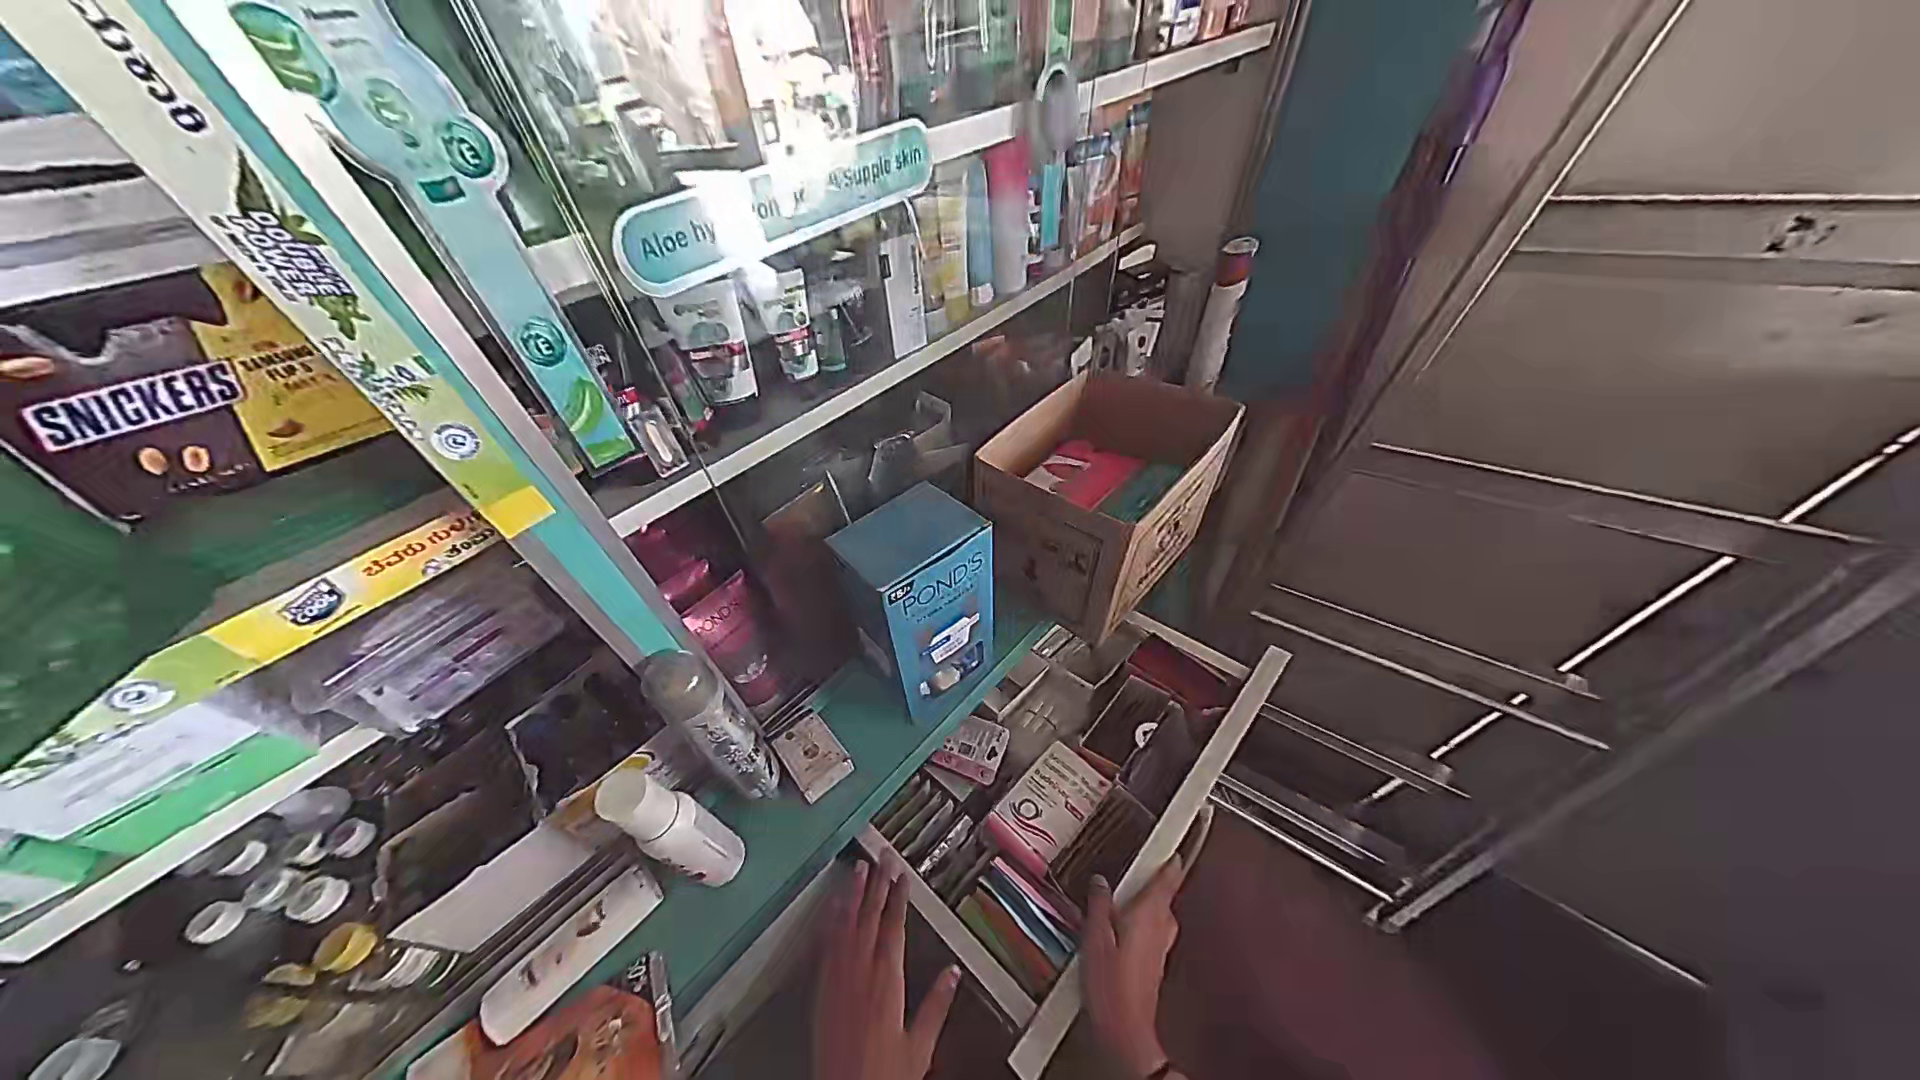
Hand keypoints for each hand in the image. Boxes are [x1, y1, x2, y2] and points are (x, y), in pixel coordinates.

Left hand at [814, 859, 960, 1079]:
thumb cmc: (883, 1075)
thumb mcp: (920, 1045)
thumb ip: (937, 1004)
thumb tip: (953, 974)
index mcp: (887, 982)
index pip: (893, 927)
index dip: (898, 896)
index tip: (901, 875)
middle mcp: (860, 974)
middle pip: (869, 918)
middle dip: (877, 884)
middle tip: (882, 857)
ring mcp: (838, 980)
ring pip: (845, 926)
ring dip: (852, 895)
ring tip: (858, 869)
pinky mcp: (822, 991)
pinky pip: (826, 946)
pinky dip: (830, 922)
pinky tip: (832, 907)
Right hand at [1082, 857, 1188, 1078]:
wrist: (1125, 1031)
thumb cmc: (1111, 986)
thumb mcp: (1094, 936)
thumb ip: (1099, 903)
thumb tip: (1099, 882)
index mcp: (1150, 912)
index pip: (1168, 876)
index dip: (1169, 857)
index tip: (1168, 841)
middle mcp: (1162, 926)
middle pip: (1162, 892)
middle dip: (1146, 879)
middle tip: (1126, 869)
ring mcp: (1162, 944)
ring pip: (1156, 910)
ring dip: (1141, 901)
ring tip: (1116, 897)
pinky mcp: (1156, 959)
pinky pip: (1151, 928)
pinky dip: (1139, 920)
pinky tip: (1117, 927)